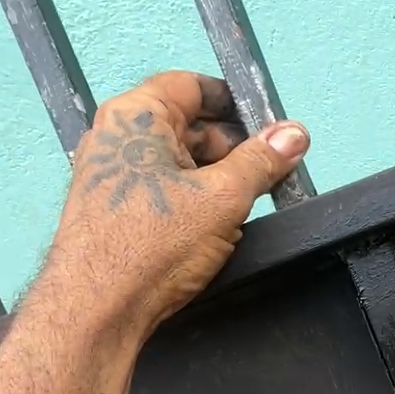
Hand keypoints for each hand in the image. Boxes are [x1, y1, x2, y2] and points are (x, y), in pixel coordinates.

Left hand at [37, 70, 307, 334]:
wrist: (99, 307)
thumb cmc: (152, 244)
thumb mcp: (225, 197)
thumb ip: (263, 161)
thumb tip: (295, 133)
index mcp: (137, 116)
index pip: (191, 86)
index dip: (235, 101)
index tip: (270, 124)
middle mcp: (119, 138)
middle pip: (189, 125)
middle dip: (234, 146)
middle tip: (272, 169)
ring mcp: (115, 176)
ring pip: (180, 161)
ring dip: (219, 177)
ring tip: (249, 203)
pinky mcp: (118, 210)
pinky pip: (168, 190)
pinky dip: (198, 199)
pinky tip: (220, 226)